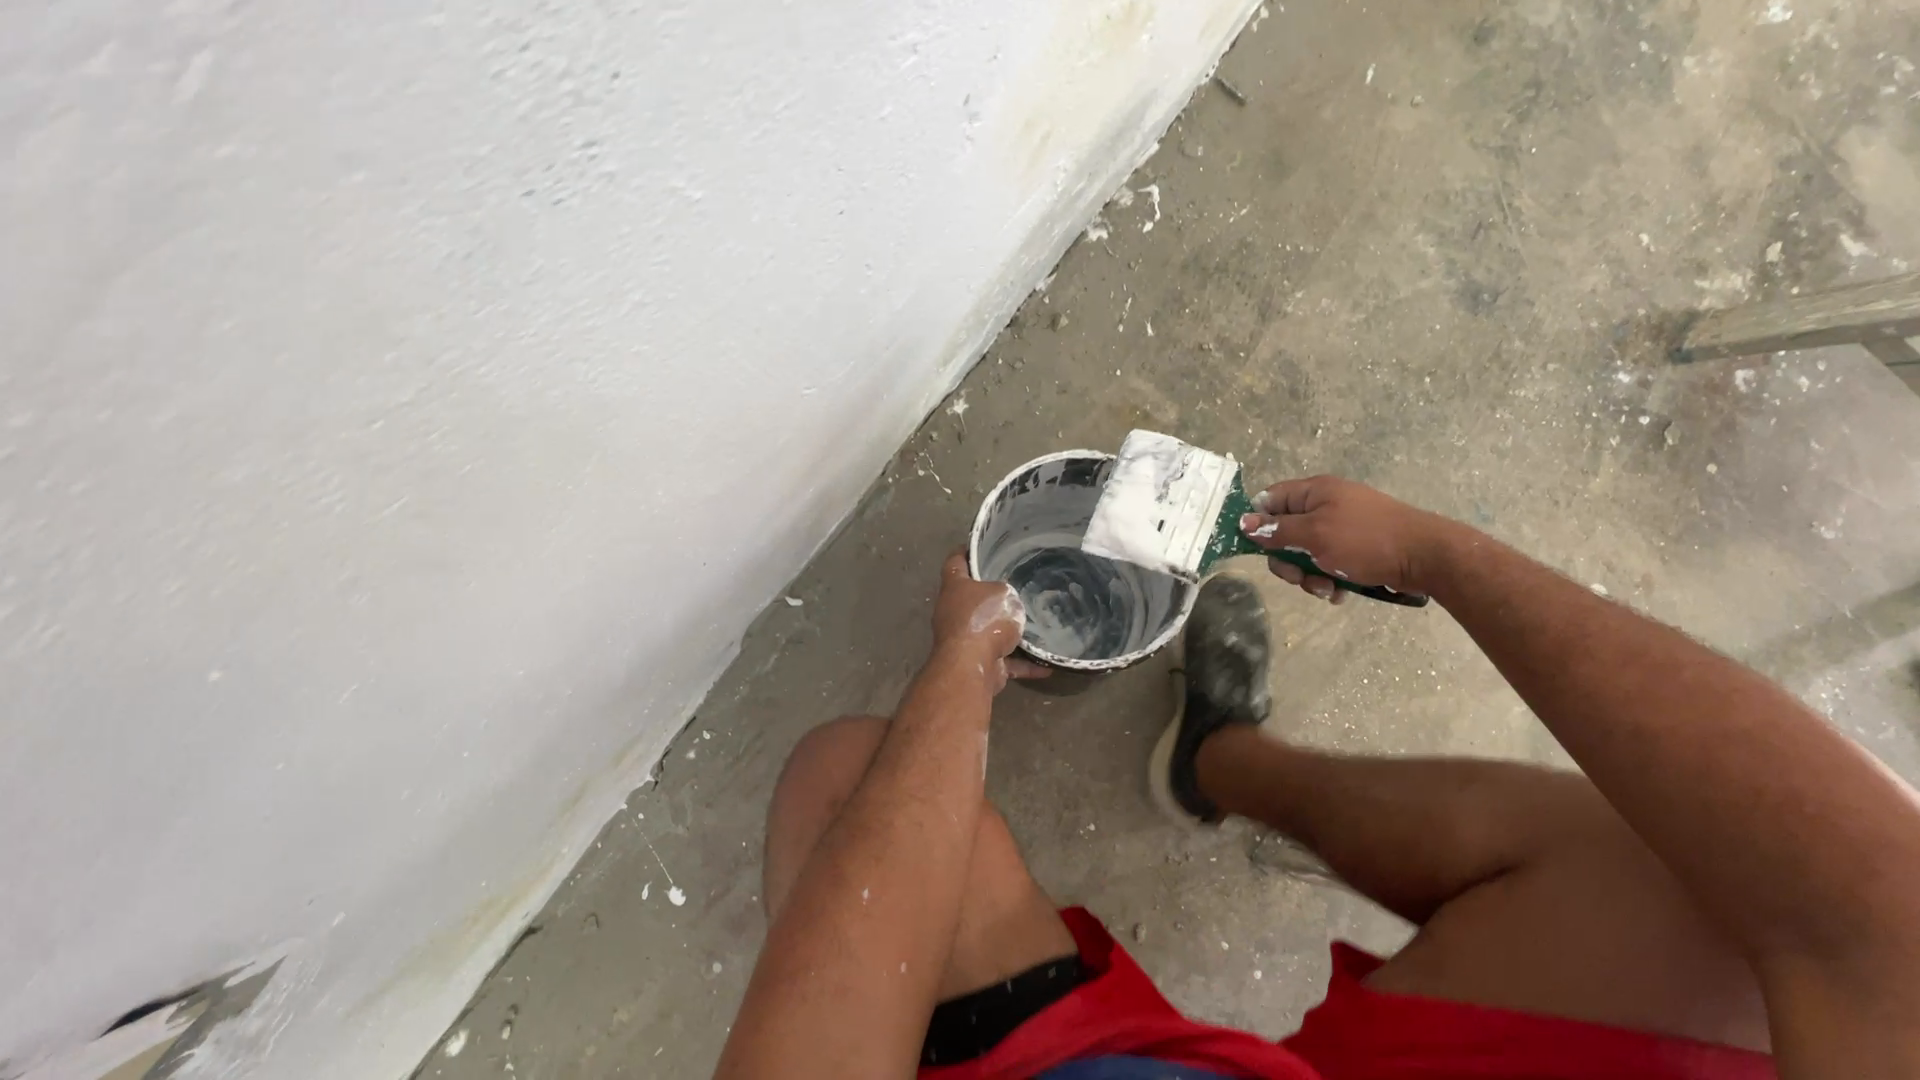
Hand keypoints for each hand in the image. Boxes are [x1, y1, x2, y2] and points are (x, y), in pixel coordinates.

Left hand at [933, 553, 1049, 690]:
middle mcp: (954, 612)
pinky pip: (1005, 661)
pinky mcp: (978, 663)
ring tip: (1035, 625)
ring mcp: (964, 639)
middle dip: (991, 595)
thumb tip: (1005, 599)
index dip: (966, 551)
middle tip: (1017, 585)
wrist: (972, 666)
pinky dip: (1023, 664)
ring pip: (988, 631)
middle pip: (971, 598)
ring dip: (1008, 632)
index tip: (979, 546)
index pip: (955, 561)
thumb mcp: (1003, 592)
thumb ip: (1004, 591)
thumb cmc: (984, 619)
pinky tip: (1047, 666)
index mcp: (954, 587)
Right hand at [1237, 476, 1456, 602]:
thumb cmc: (1367, 541)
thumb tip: (1243, 522)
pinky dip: (1329, 578)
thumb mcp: (1315, 535)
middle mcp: (1326, 505)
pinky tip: (1340, 592)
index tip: (1257, 548)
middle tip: (1300, 578)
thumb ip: (1276, 530)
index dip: (1258, 522)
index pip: (1270, 499)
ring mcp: (1342, 527)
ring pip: (1306, 553)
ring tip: (1327, 589)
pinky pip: (1328, 562)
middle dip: (1288, 561)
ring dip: (1309, 576)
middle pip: (1285, 532)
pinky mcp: (1356, 548)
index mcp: (1315, 491)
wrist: (1426, 557)